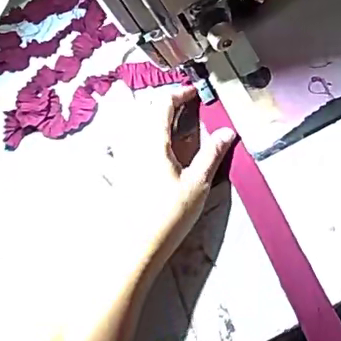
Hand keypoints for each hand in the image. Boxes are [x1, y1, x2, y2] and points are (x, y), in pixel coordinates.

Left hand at [89, 84, 235, 275]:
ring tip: (163, 124)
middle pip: (143, 110)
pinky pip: (115, 147)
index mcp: (153, 141)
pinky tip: (132, 150)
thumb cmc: (169, 215)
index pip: (162, 103)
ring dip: (146, 118)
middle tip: (181, 105)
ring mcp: (120, 159)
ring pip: (130, 126)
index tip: (193, 93)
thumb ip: (211, 154)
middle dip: (162, 103)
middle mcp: (132, 144)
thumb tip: (227, 132)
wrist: (136, 247)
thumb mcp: (197, 184)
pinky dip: (126, 140)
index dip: (178, 93)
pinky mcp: (114, 175)